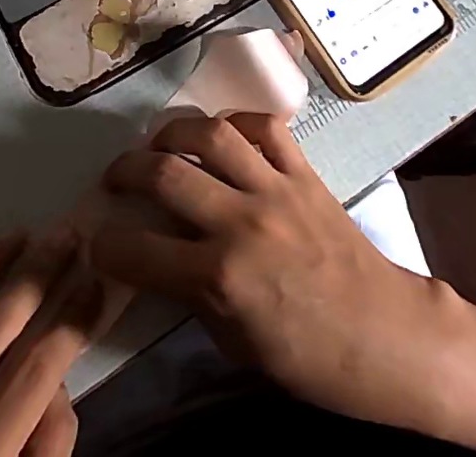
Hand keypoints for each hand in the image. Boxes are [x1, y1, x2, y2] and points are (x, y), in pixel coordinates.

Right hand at [87, 112, 469, 435]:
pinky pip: (269, 128)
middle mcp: (241, 221)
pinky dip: (241, 121)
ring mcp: (277, 189)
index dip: (103, 243)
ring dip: (176, 130)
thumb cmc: (304, 354)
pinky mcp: (306, 173)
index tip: (97, 238)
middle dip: (126, 170)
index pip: (135, 250)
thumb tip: (160, 258)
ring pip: (215, 134)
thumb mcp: (232, 340)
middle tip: (117, 176)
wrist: (378, 330)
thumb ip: (191, 294)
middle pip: (166, 173)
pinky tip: (227, 132)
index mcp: (217, 277)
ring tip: (162, 141)